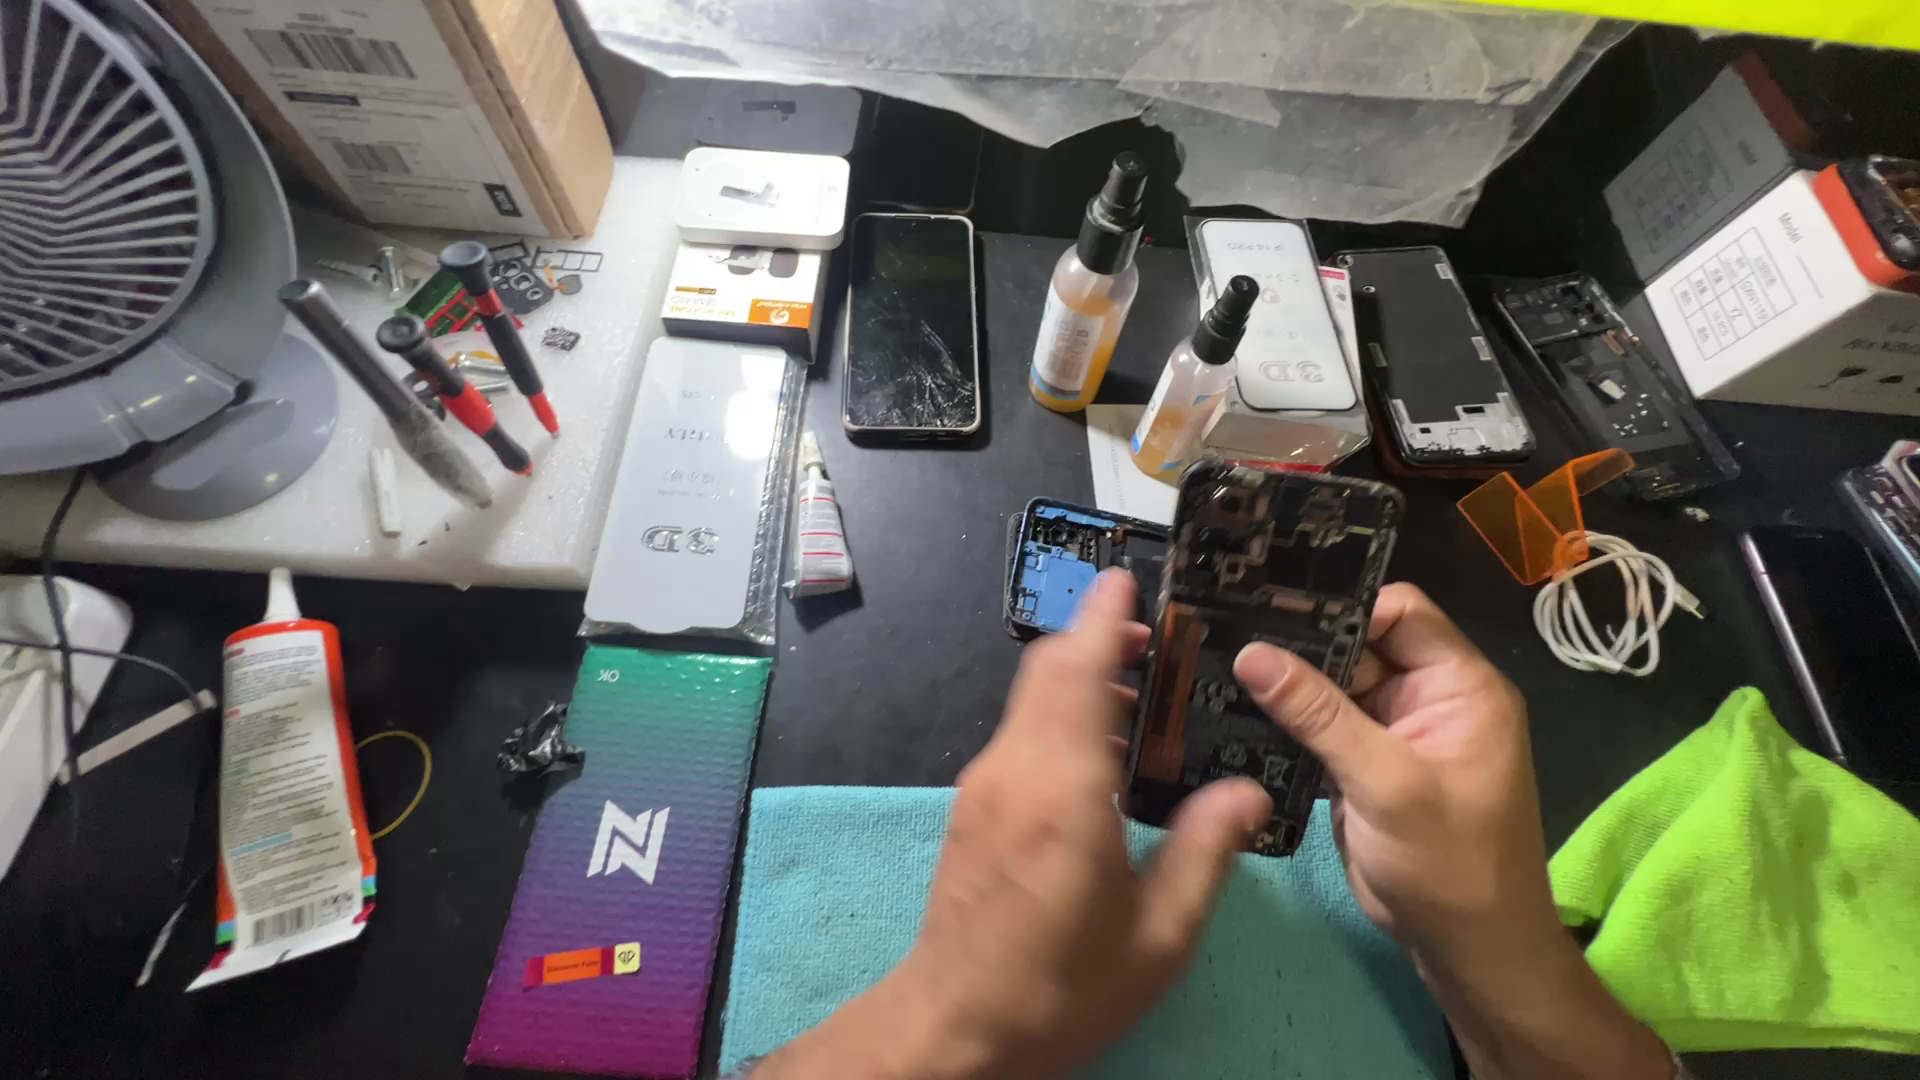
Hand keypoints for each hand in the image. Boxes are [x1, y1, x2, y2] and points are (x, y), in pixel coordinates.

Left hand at [761, 569, 1270, 1079]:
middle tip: (1152, 642)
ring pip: (1031, 697)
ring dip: (1079, 677)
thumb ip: (1203, 851)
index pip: (1076, 674)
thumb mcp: (1156, 934)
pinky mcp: (974, 798)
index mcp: (1062, 790)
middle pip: (1047, 670)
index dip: (1099, 620)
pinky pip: (1021, 730)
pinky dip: (1060, 713)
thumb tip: (1248, 791)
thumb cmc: (1061, 986)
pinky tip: (1099, 750)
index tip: (1122, 580)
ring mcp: (985, 780)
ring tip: (1137, 695)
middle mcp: (1014, 766)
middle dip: (1094, 639)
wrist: (954, 1022)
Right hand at [1233, 584, 1671, 1079]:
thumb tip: (1250, 653)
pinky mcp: (1357, 761)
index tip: (1274, 611)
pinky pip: (1313, 721)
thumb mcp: (1387, 781)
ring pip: (1326, 682)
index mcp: (1457, 686)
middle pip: (1354, 644)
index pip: (1399, 613)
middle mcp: (1423, 697)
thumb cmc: (1451, 863)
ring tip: (1217, 665)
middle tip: (1228, 633)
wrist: (1463, 950)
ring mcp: (1387, 730)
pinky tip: (1231, 710)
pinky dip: (1281, 718)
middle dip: (1298, 643)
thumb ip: (1317, 712)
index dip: (1342, 608)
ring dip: (1282, 682)